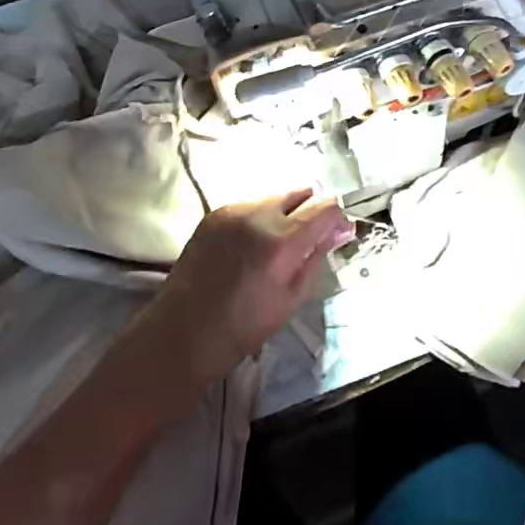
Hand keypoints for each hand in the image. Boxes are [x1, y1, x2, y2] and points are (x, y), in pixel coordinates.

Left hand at [136, 189, 352, 387]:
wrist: (185, 329)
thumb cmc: (244, 325)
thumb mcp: (291, 297)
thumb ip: (316, 257)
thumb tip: (338, 231)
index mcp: (281, 241)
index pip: (324, 208)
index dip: (338, 218)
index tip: (340, 232)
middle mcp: (257, 215)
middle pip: (298, 195)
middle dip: (311, 211)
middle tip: (313, 237)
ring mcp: (232, 210)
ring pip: (272, 198)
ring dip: (285, 212)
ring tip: (280, 242)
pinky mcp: (214, 214)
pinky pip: (248, 205)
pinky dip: (260, 217)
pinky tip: (254, 242)